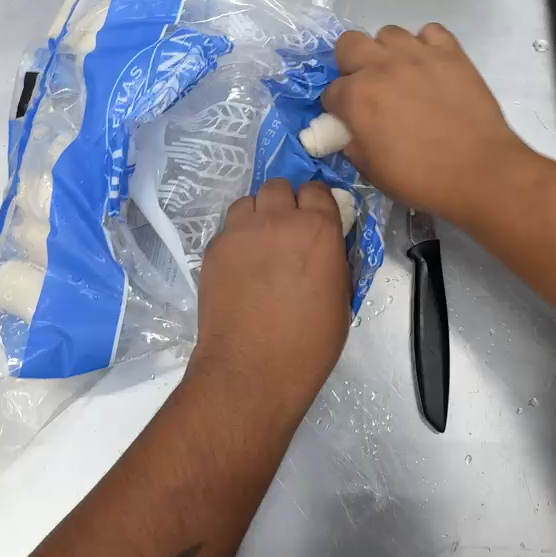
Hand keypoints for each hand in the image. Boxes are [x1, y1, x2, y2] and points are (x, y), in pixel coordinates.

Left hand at [188, 179, 350, 416]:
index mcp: (318, 229)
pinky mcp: (214, 248)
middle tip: (285, 232)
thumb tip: (326, 244)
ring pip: (248, 202)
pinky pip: (228, 229)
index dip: (316, 204)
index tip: (315, 221)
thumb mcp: (340, 297)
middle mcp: (278, 219)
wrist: (251, 370)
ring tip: (259, 245)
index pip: (317, 189)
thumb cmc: (308, 344)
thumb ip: (333, 258)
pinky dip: (236, 239)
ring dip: (257, 215)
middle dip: (284, 203)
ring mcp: (241, 231)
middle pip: (279, 186)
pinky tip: (240, 268)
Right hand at [324, 23, 539, 226]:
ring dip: (387, 52)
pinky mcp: (450, 52)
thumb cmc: (422, 179)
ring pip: (388, 33)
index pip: (331, 90)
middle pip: (349, 43)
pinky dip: (426, 44)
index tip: (349, 118)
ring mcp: (418, 55)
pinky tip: (430, 66)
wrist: (480, 172)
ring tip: (401, 74)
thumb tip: (348, 131)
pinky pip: (430, 31)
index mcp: (357, 97)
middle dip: (351, 64)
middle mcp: (382, 67)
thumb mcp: (372, 171)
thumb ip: (351, 144)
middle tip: (367, 86)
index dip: (338, 106)